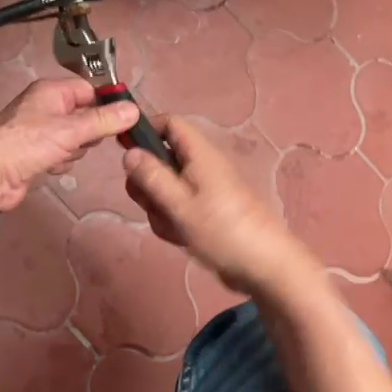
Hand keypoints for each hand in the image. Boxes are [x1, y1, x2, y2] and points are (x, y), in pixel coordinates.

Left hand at [0, 78, 139, 209]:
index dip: (106, 104)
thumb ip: (103, 121)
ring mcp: (40, 130)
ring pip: (75, 137)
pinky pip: (62, 152)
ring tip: (59, 155)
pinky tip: (50, 167)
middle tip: (80, 141)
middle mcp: (46, 106)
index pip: (89, 89)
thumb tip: (134, 109)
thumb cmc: (27, 144)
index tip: (124, 121)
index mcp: (51, 91)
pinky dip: (61, 161)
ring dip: (74, 150)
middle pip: (85, 115)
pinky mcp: (37, 152)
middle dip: (88, 133)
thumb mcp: (70, 130)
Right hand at [123, 117, 317, 294]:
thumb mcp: (180, 204)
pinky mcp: (205, 211)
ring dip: (159, 206)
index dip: (146, 131)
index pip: (169, 123)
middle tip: (149, 202)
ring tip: (172, 226)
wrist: (265, 268)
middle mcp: (200, 166)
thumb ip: (151, 177)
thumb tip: (128, 151)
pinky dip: (173, 220)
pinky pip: (177, 207)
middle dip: (147, 182)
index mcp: (199, 153)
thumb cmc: (223, 230)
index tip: (125, 152)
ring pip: (165, 187)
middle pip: (160, 158)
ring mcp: (202, 190)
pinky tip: (181, 237)